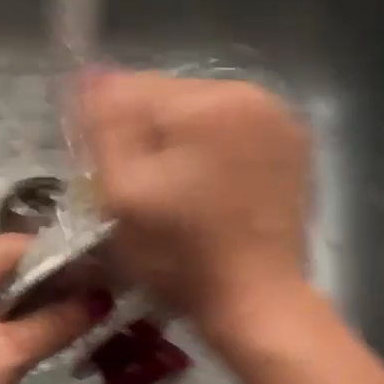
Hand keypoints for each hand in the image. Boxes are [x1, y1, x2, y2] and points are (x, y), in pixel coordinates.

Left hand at [0, 234, 93, 383]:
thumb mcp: (7, 359)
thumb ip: (56, 323)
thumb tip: (102, 298)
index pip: (11, 247)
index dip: (60, 260)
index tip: (99, 277)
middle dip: (40, 286)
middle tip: (86, 304)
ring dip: (16, 309)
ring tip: (59, 325)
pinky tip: (15, 345)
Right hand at [80, 71, 312, 342]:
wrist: (253, 301)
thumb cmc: (179, 257)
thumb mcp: (122, 197)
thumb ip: (105, 131)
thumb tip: (92, 83)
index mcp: (204, 102)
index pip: (132, 91)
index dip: (105, 134)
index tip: (99, 179)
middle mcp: (250, 95)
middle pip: (170, 103)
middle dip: (144, 141)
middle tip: (133, 195)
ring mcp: (279, 122)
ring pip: (201, 122)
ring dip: (177, 150)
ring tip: (169, 201)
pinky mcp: (291, 153)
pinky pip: (233, 141)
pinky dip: (210, 162)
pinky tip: (203, 201)